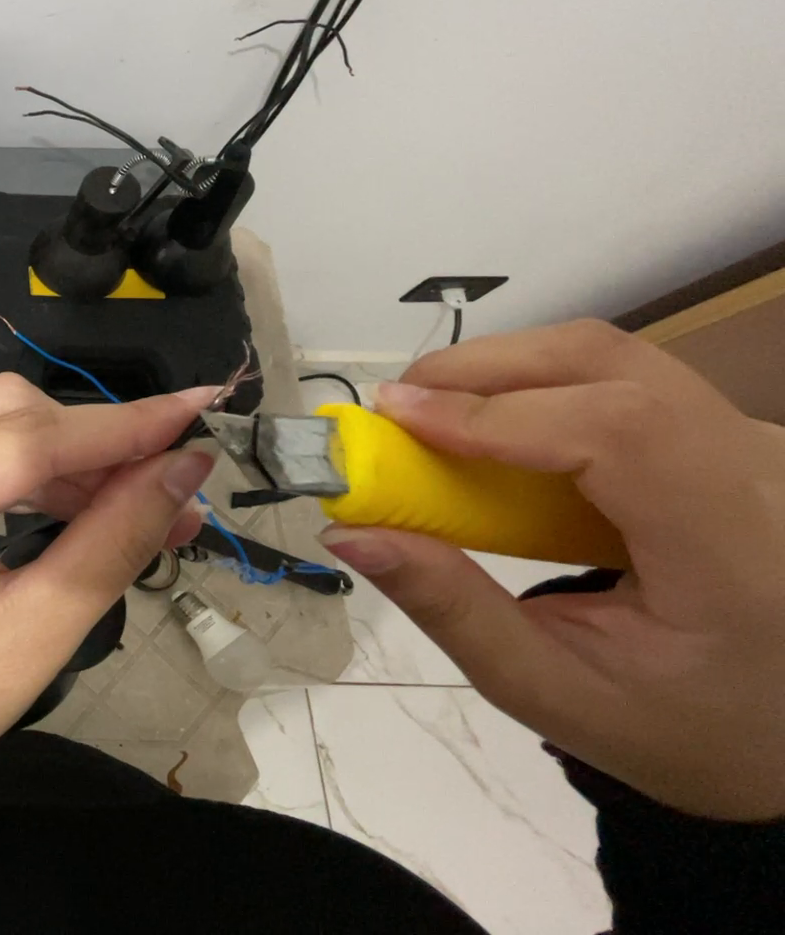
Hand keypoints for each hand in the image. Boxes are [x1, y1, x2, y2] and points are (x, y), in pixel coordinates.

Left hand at [0, 374, 216, 807]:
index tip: (198, 411)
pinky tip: (86, 500)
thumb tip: (184, 470)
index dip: (117, 427)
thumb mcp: (31, 636)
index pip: (20, 439)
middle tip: (171, 484)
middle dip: (94, 440)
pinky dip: (33, 467)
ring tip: (143, 500)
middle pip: (3, 411)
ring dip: (70, 454)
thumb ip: (111, 544)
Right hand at [318, 320, 784, 820]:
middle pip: (611, 366)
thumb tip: (346, 534)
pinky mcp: (729, 437)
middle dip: (481, 369)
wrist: (782, 726)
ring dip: (500, 373)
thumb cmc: (668, 722)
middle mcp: (770, 480)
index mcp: (736, 557)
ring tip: (432, 422)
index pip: (621, 433)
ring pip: (611, 360)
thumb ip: (446, 606)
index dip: (494, 410)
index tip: (392, 416)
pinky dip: (529, 388)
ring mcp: (758, 450)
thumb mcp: (542, 686)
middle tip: (397, 410)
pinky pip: (616, 380)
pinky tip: (490, 436)